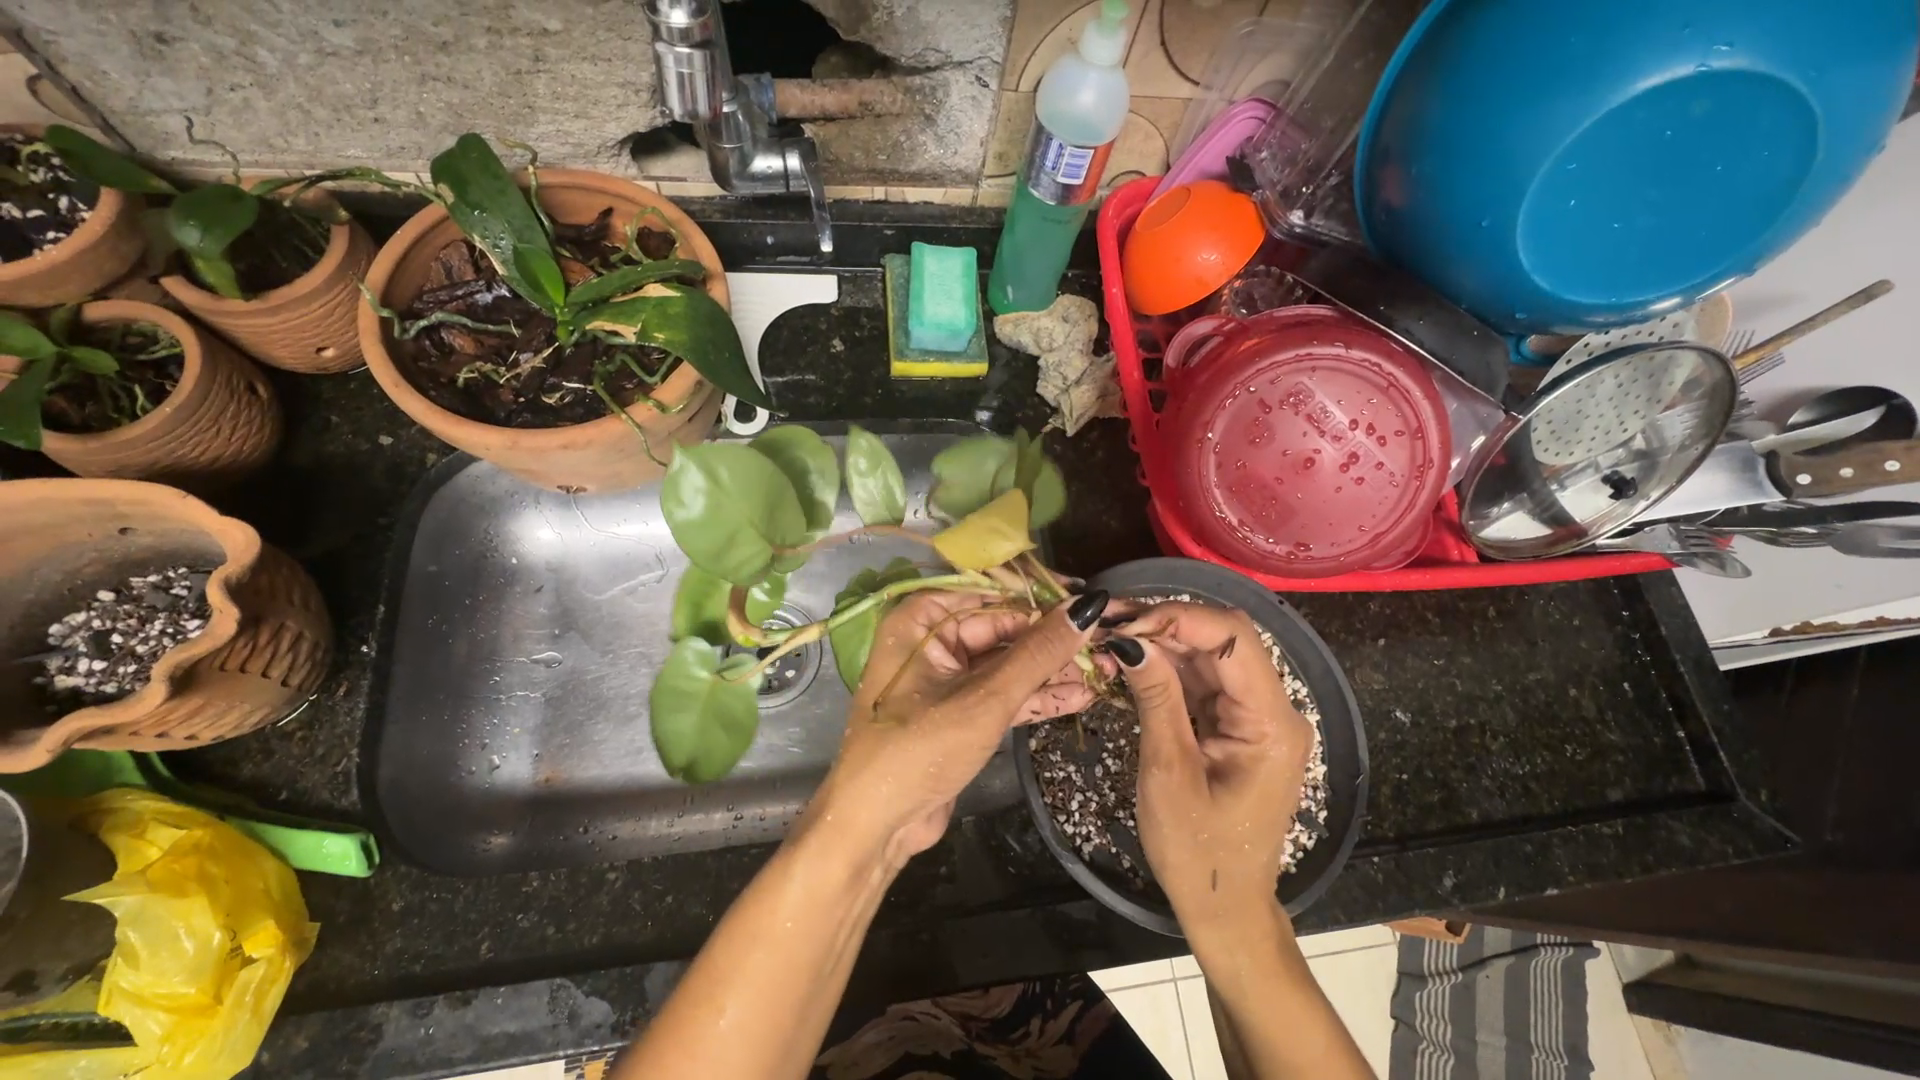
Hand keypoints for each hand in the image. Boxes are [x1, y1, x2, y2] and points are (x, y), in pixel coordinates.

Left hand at [812, 589, 1108, 865]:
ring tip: (1107, 669)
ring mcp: (947, 678)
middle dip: (1055, 638)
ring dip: (1054, 669)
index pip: (992, 592)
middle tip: (1109, 640)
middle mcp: (931, 640)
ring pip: (1009, 663)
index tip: (1092, 600)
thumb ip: (1039, 652)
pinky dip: (1038, 695)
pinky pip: (1005, 693)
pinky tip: (1083, 695)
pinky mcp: (961, 712)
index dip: (1043, 596)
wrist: (877, 825)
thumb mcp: (985, 698)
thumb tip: (1089, 607)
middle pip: (1005, 628)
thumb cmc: (919, 749)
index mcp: (921, 620)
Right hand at [1107, 602, 1313, 924]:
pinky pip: (1201, 684)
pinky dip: (1166, 670)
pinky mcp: (1235, 728)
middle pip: (1221, 642)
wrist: (1222, 907)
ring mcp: (1254, 718)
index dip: (1178, 617)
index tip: (1124, 623)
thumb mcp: (1168, 772)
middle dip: (1164, 625)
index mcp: (1271, 722)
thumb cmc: (1198, 851)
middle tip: (1106, 624)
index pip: (1233, 639)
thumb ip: (1155, 697)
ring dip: (1160, 644)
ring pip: (1208, 658)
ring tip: (1109, 638)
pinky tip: (1129, 663)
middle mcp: (1273, 710)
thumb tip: (1129, 639)